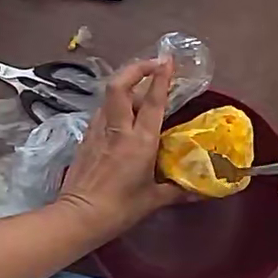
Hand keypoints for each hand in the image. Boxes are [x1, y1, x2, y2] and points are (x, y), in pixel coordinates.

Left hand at [57, 56, 186, 238]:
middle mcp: (118, 130)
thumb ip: (177, 191)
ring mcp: (98, 131)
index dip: (161, 77)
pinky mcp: (86, 138)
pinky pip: (102, 113)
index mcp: (140, 142)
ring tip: (140, 89)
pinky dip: (114, 106)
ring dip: (125, 86)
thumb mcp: (153, 200)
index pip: (153, 102)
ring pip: (109, 97)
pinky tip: (122, 115)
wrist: (78, 216)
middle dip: (136, 69)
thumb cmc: (119, 209)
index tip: (168, 60)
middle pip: (120, 85)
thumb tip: (199, 192)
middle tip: (152, 64)